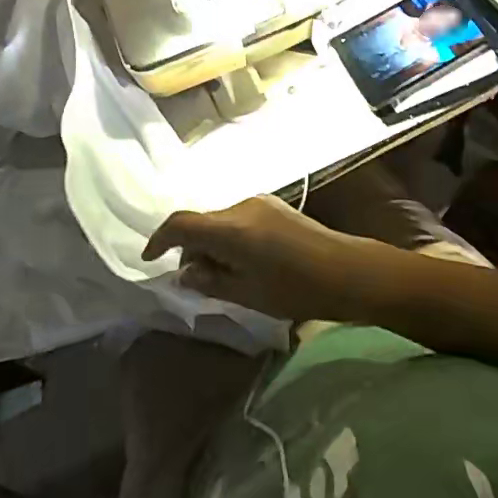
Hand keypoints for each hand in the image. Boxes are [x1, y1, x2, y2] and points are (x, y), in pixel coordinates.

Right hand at [142, 196, 386, 322]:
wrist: (347, 271)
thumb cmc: (297, 289)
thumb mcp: (248, 294)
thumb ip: (210, 282)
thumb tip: (183, 274)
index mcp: (231, 228)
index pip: (182, 223)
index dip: (160, 239)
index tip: (149, 259)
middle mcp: (241, 206)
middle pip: (202, 223)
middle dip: (191, 250)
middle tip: (197, 282)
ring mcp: (259, 203)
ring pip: (220, 222)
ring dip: (213, 246)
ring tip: (225, 278)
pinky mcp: (273, 206)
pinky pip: (238, 220)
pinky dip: (231, 239)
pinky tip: (245, 264)